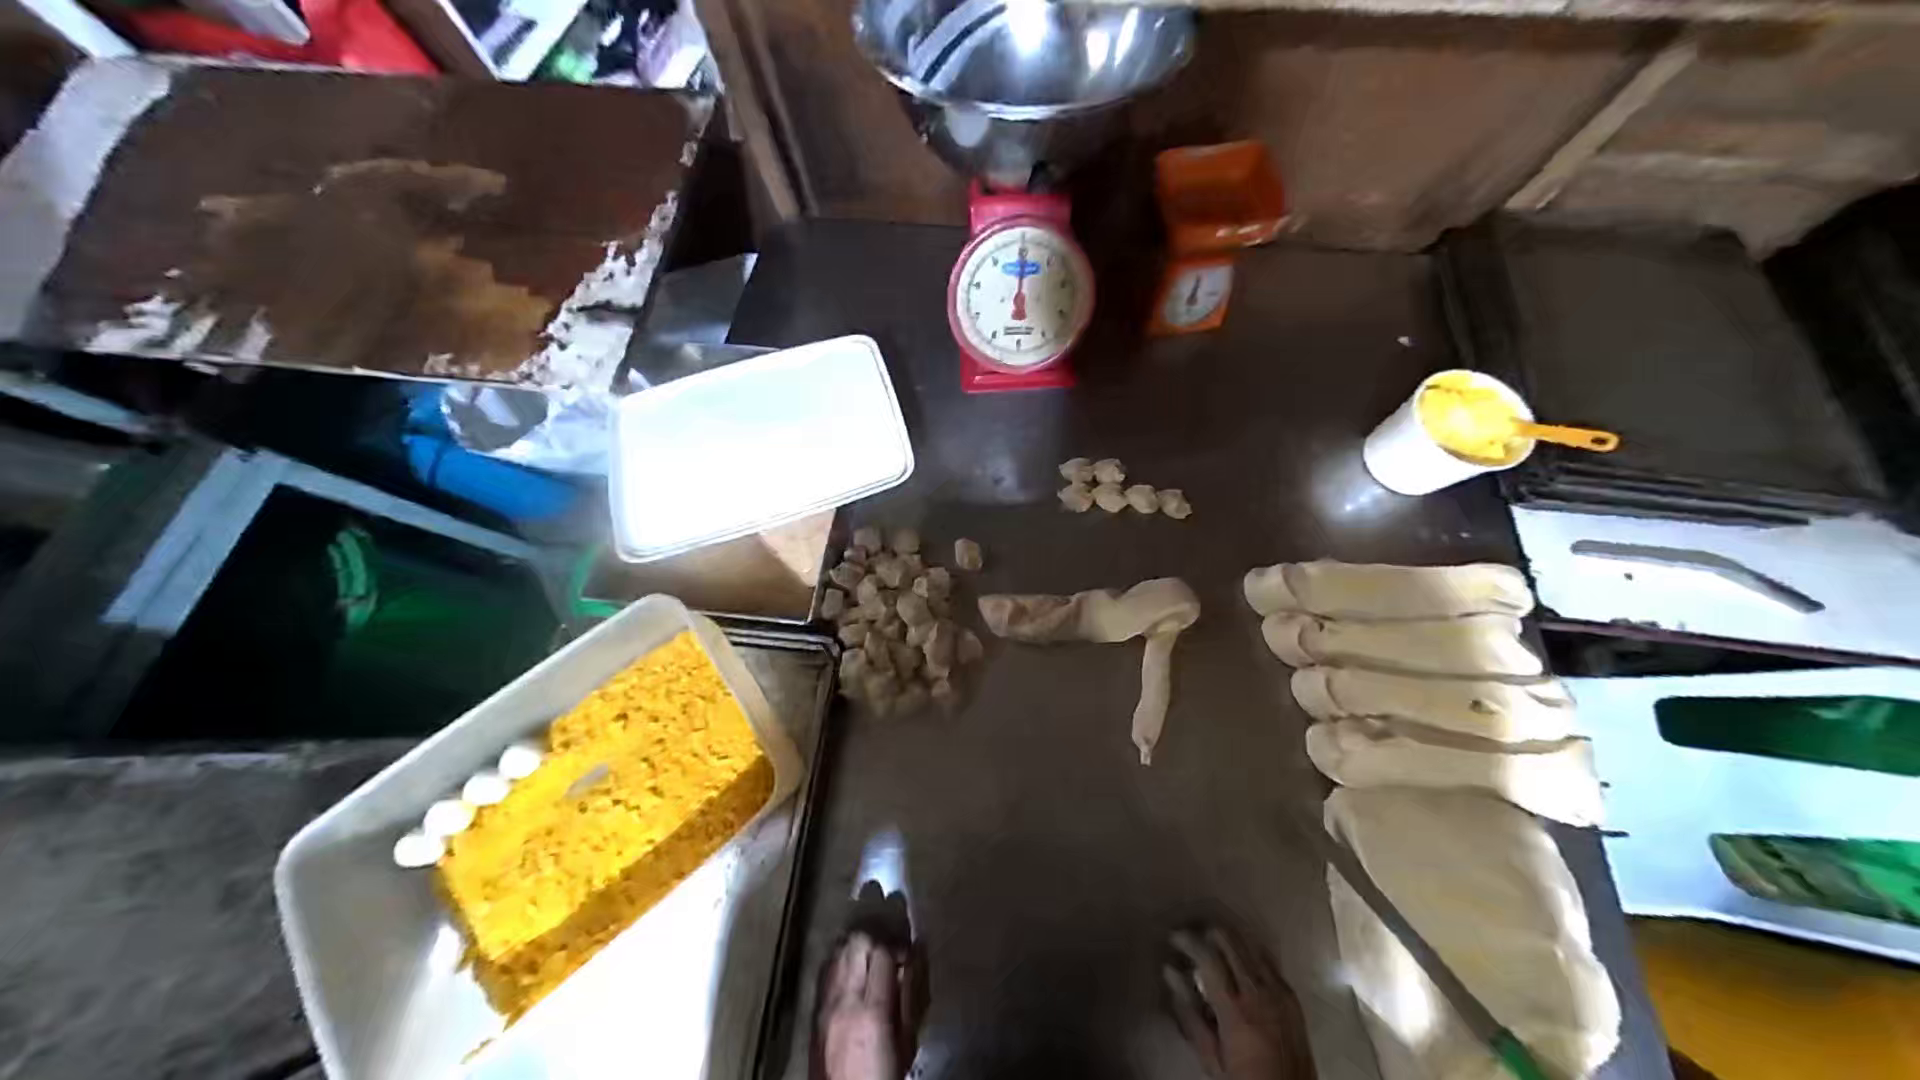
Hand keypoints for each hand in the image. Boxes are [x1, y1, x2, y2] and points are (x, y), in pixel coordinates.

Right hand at [1165, 926, 1315, 1079]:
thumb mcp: (1211, 1059)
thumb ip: (1189, 1015)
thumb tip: (1170, 974)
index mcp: (1235, 1010)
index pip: (1208, 957)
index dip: (1188, 940)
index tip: (1174, 937)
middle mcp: (1258, 994)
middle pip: (1230, 942)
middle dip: (1207, 934)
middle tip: (1193, 940)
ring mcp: (1279, 993)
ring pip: (1251, 945)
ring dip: (1230, 939)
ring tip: (1214, 945)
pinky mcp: (1293, 998)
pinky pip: (1269, 961)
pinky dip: (1250, 952)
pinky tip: (1240, 959)